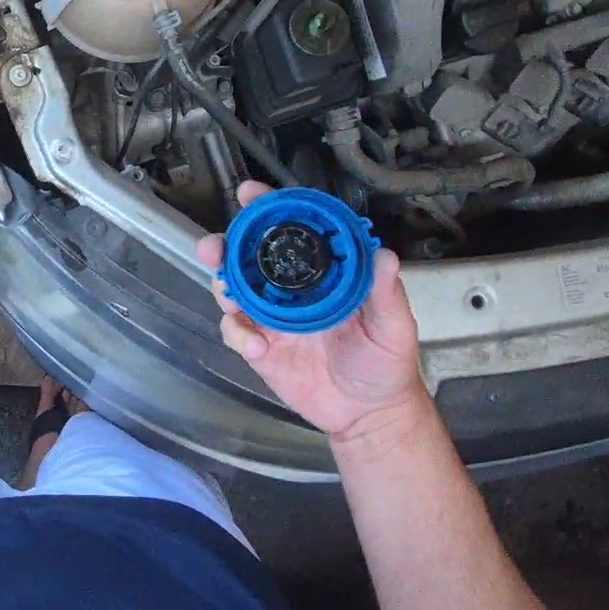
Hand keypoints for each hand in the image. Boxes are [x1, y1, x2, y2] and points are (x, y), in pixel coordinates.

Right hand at [195, 181, 427, 443]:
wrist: (367, 415)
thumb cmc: (385, 365)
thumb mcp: (393, 327)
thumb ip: (385, 294)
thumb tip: (383, 255)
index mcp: (321, 275)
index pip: (292, 232)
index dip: (268, 210)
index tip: (252, 195)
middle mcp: (289, 290)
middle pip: (247, 257)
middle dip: (224, 245)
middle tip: (215, 246)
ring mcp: (270, 317)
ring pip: (232, 289)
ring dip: (222, 285)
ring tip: (229, 294)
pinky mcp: (258, 347)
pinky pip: (235, 332)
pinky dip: (238, 335)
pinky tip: (257, 347)